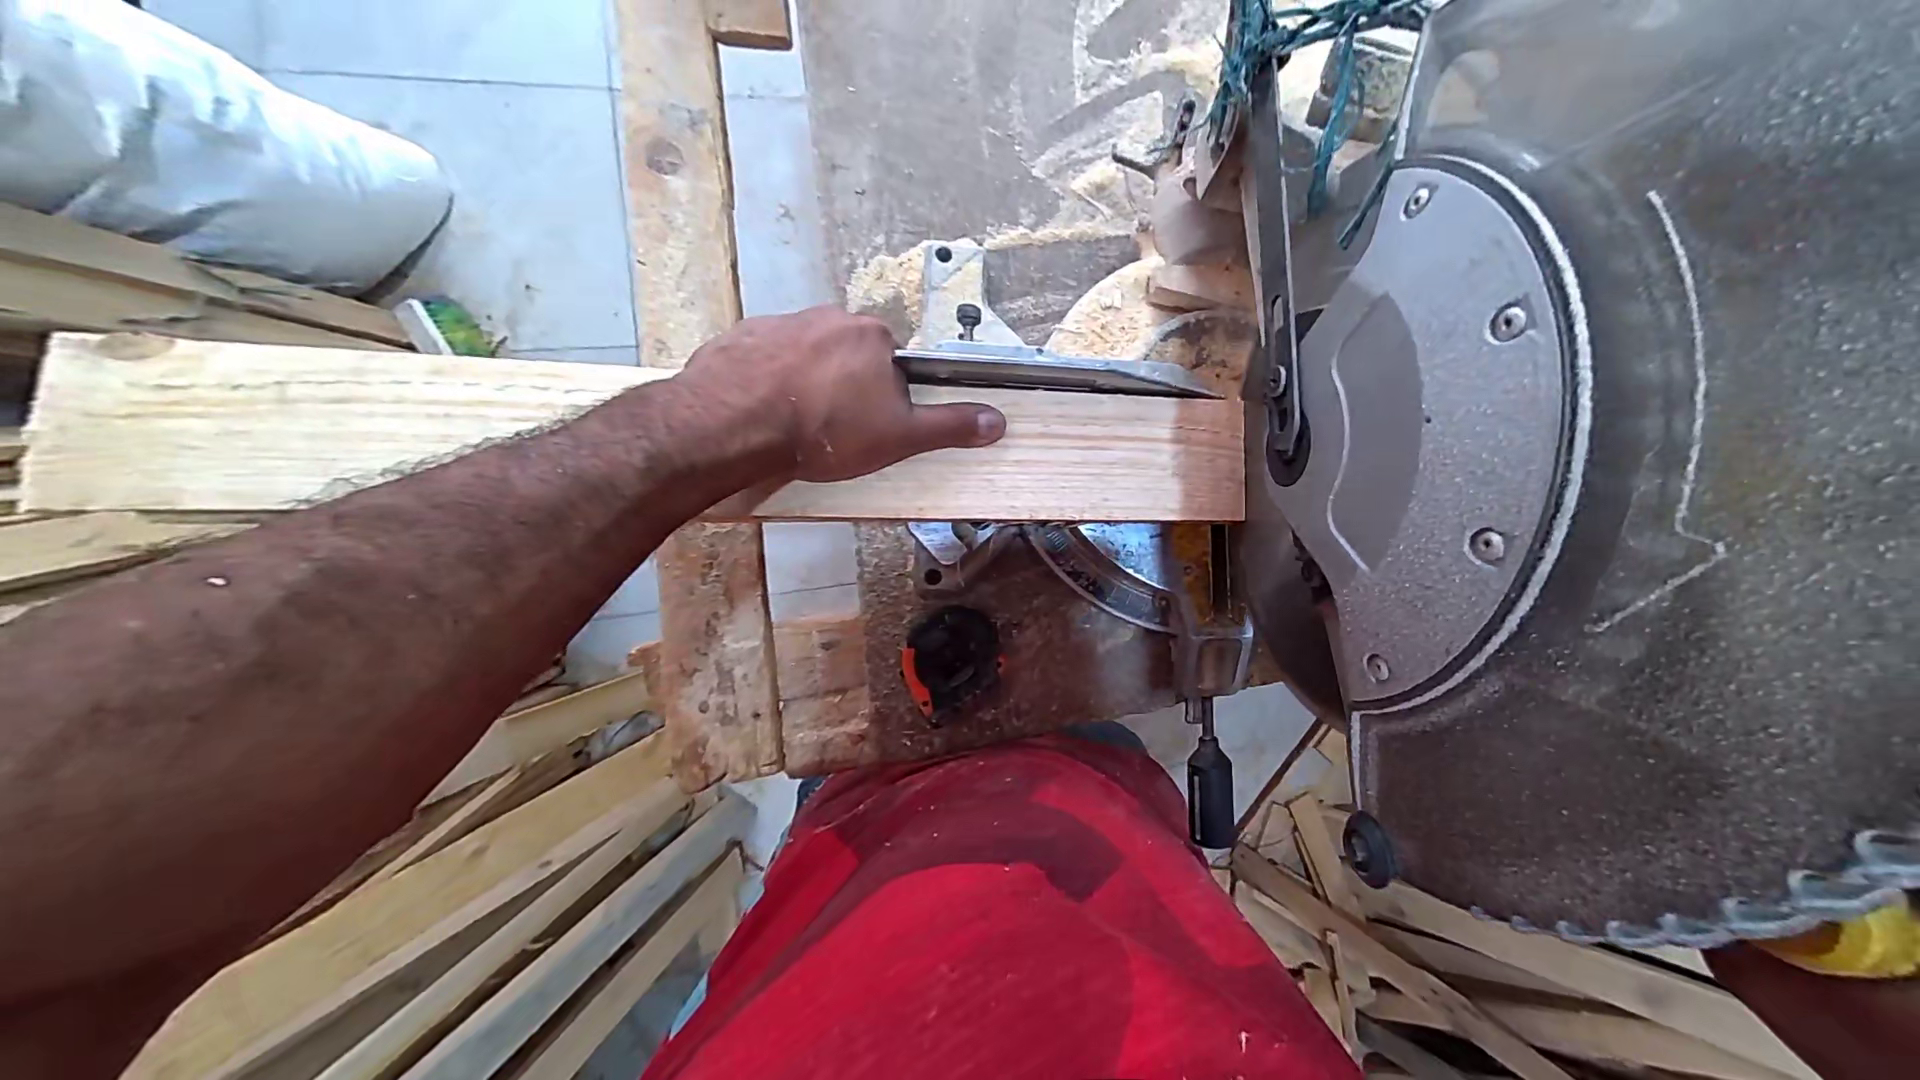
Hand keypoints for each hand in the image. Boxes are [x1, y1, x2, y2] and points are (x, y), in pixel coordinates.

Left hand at [681, 306, 1005, 482]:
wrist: (737, 424)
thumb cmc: (824, 430)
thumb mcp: (899, 436)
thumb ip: (949, 426)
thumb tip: (997, 422)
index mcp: (871, 335)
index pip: (890, 362)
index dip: (883, 396)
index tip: (868, 423)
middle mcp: (828, 318)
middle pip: (847, 355)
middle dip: (843, 386)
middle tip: (831, 427)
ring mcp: (780, 323)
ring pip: (805, 355)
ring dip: (804, 382)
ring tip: (794, 423)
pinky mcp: (741, 337)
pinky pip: (764, 359)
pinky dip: (766, 380)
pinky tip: (762, 410)